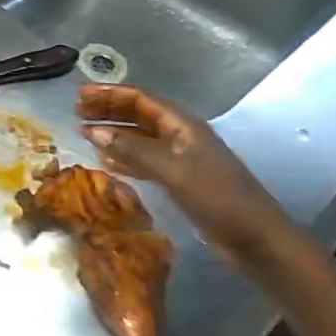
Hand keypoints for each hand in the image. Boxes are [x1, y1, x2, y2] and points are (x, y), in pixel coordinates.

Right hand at [76, 84, 292, 266]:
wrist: (259, 241)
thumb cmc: (218, 198)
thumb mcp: (172, 170)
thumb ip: (132, 149)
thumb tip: (93, 132)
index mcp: (182, 125)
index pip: (140, 98)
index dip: (109, 93)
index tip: (79, 95)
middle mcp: (180, 136)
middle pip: (137, 114)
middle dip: (108, 110)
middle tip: (77, 112)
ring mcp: (181, 158)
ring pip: (139, 137)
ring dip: (113, 133)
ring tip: (84, 133)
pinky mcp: (180, 179)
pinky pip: (144, 159)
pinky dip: (124, 156)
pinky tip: (106, 161)